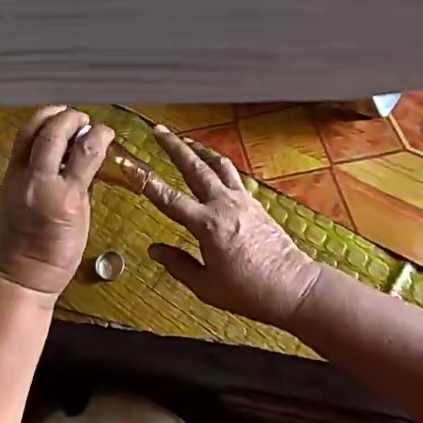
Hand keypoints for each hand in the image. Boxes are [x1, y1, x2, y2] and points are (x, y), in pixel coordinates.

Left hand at [0, 106, 114, 296]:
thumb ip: (86, 186)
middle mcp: (38, 183)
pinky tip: (44, 131)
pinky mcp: (5, 179)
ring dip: (47, 118)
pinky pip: (18, 147)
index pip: (86, 152)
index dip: (99, 135)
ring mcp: (16, 179)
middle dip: (70, 119)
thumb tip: (91, 157)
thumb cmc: (56, 256)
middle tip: (82, 117)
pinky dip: (33, 133)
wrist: (19, 274)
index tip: (106, 131)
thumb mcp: (83, 221)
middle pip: (52, 135)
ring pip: (28, 134)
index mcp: (65, 198)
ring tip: (62, 113)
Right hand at [140, 126, 323, 323]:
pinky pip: (233, 175)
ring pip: (217, 165)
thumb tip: (155, 249)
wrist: (295, 288)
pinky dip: (218, 164)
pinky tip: (212, 164)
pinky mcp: (254, 203)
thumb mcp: (206, 285)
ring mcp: (242, 201)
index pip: (167, 198)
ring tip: (185, 140)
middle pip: (194, 167)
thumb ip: (177, 264)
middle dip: (173, 146)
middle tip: (158, 130)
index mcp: (208, 226)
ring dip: (198, 149)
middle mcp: (224, 206)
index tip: (128, 164)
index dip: (144, 180)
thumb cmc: (249, 292)